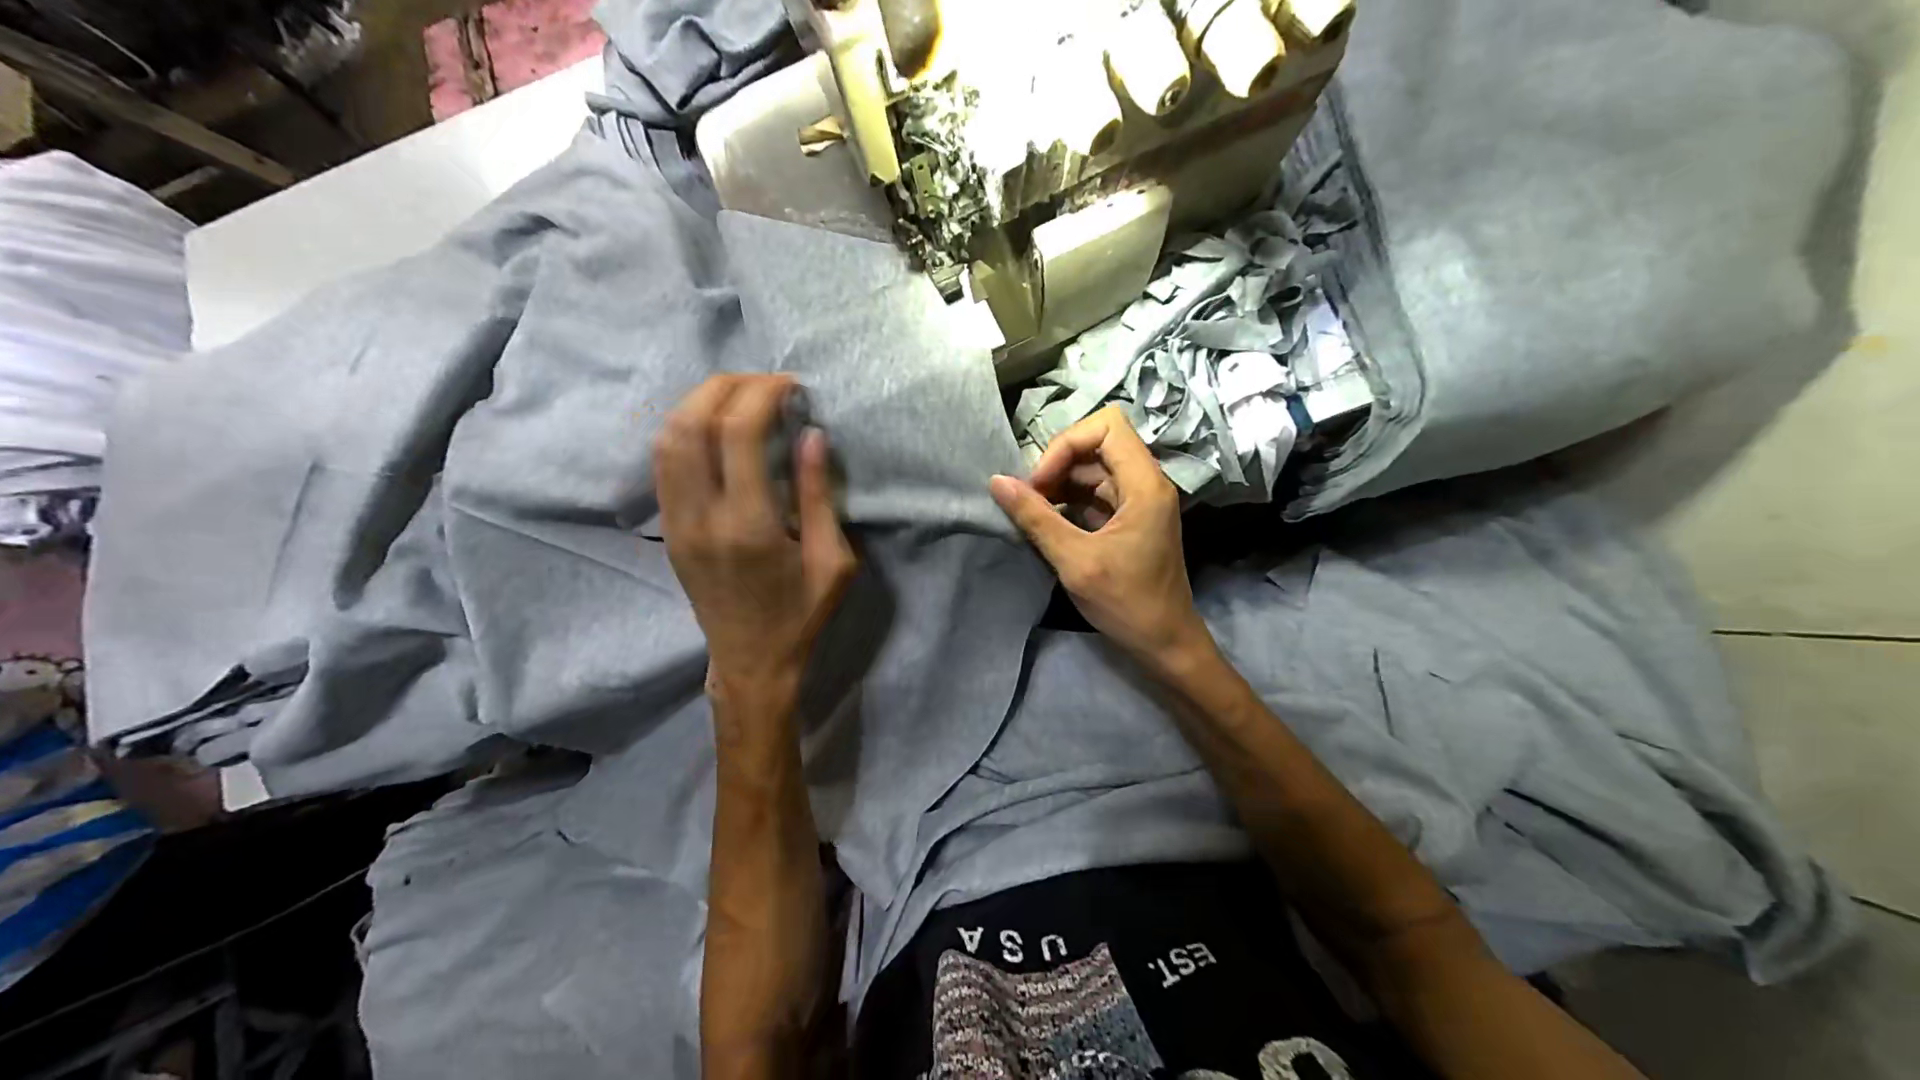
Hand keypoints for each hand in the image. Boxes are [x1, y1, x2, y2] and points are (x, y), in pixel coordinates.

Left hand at [654, 375, 856, 709]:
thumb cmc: (802, 615)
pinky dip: (685, 429)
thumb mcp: (833, 561)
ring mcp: (676, 523)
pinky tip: (715, 428)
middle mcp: (702, 517)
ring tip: (739, 397)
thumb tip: (811, 434)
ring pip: (667, 438)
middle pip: (690, 421)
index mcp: (749, 525)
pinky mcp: (668, 529)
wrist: (750, 662)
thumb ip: (820, 495)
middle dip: (726, 386)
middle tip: (764, 384)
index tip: (791, 385)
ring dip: (699, 402)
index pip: (738, 432)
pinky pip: (663, 463)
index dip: (762, 393)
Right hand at [989, 407, 1214, 673]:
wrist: (1165, 644)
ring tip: (1032, 511)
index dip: (1067, 444)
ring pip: (1094, 469)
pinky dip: (1069, 501)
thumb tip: (997, 481)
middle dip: (1058, 464)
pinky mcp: (1129, 520)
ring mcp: (1139, 501)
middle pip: (1098, 444)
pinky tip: (1047, 522)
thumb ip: (1036, 518)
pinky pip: (1096, 493)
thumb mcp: (1075, 561)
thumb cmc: (1127, 603)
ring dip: (1060, 483)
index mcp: (1145, 484)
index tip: (1041, 482)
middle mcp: (1146, 483)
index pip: (1106, 426)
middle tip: (1030, 498)